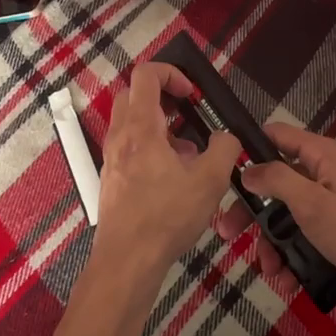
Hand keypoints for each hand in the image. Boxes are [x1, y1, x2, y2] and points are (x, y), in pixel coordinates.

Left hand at [92, 63, 242, 273]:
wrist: (127, 261)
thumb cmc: (167, 215)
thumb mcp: (210, 180)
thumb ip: (224, 149)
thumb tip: (225, 137)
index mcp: (141, 126)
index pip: (146, 75)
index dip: (171, 74)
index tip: (192, 95)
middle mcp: (120, 136)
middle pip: (132, 94)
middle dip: (161, 97)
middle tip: (186, 115)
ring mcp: (111, 159)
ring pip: (130, 123)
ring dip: (157, 126)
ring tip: (186, 154)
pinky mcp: (111, 180)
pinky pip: (128, 149)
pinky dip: (149, 150)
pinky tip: (172, 179)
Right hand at [213, 122, 335, 312]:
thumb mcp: (310, 203)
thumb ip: (276, 180)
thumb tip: (246, 167)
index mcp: (320, 156)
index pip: (276, 135)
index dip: (249, 147)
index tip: (222, 168)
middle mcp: (323, 174)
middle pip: (275, 183)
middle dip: (252, 211)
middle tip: (226, 233)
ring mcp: (328, 204)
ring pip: (285, 216)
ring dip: (272, 243)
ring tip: (268, 271)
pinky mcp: (333, 233)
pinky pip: (301, 239)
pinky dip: (291, 257)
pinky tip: (287, 281)